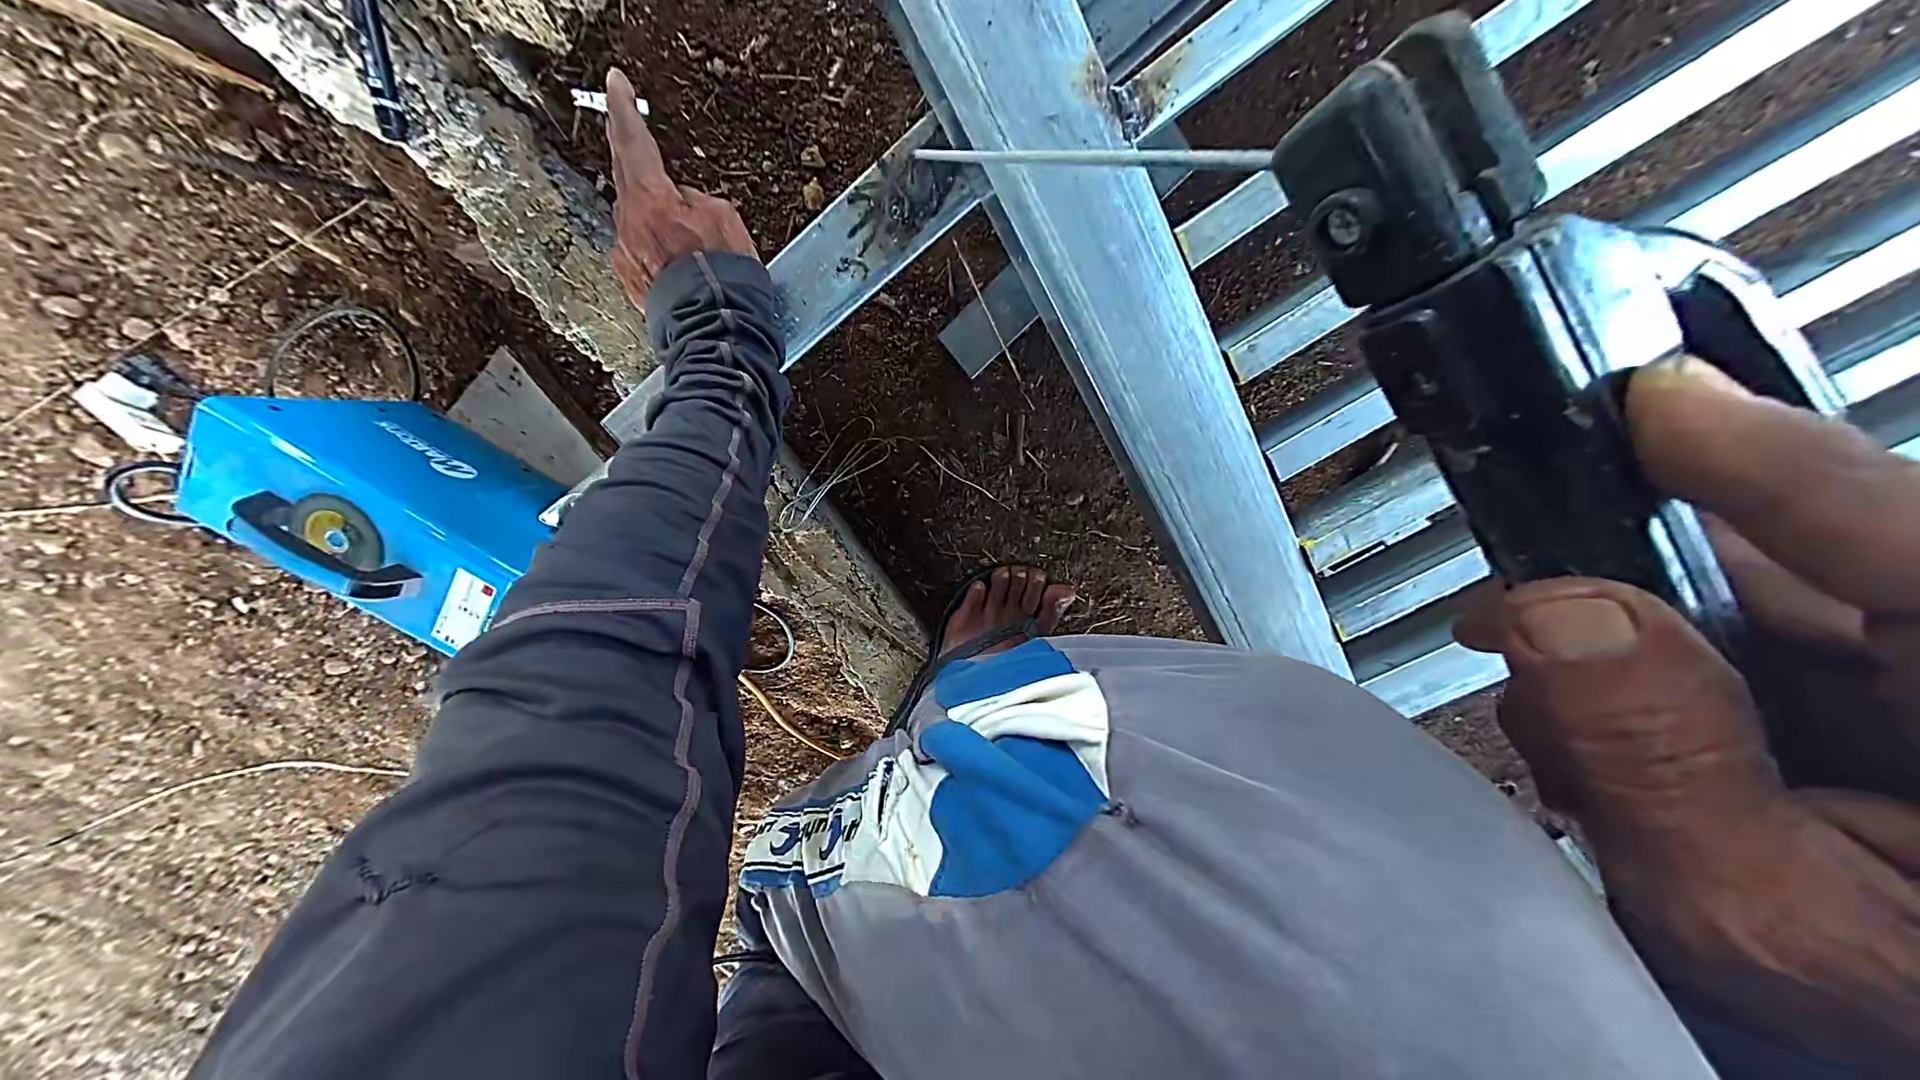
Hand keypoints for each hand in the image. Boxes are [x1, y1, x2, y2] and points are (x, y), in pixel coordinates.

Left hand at [604, 67, 757, 308]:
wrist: (718, 333)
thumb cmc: (726, 281)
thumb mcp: (727, 220)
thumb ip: (696, 198)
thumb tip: (681, 202)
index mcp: (651, 200)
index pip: (632, 141)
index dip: (623, 107)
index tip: (616, 84)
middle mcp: (629, 224)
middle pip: (626, 178)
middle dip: (636, 161)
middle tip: (639, 143)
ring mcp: (627, 256)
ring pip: (636, 219)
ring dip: (655, 217)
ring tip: (687, 238)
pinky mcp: (632, 283)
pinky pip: (640, 251)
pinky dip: (656, 249)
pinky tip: (679, 263)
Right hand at [1456, 357, 1919, 1069]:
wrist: (1894, 1060)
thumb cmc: (1889, 1036)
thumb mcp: (1752, 919)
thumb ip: (1650, 762)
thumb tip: (1550, 613)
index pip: (1909, 537)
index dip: (1764, 453)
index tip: (1650, 396)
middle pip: (1783, 581)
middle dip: (1625, 600)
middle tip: (1514, 637)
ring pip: (1746, 620)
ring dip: (1629, 657)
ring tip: (1576, 742)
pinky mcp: (1888, 712)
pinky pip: (1747, 659)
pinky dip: (1657, 686)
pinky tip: (1617, 746)